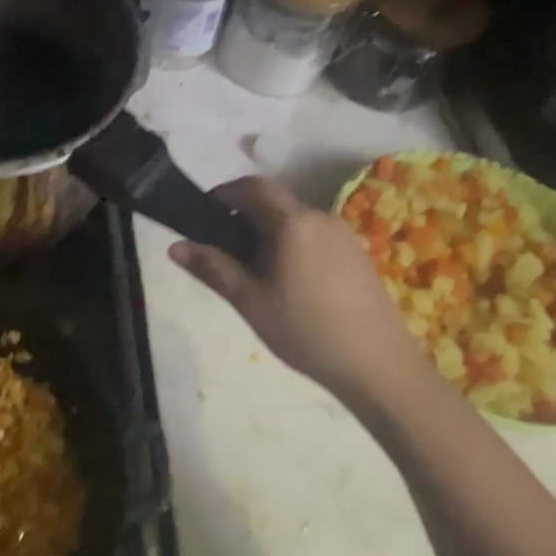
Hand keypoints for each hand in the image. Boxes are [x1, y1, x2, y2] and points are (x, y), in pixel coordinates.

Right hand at [168, 176, 422, 394]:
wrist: (380, 368)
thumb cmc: (307, 330)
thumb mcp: (249, 301)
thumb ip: (212, 268)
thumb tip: (174, 246)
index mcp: (293, 221)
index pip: (253, 186)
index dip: (225, 193)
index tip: (205, 214)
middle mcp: (321, 218)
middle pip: (275, 204)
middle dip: (245, 218)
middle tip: (224, 251)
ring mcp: (345, 237)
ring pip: (296, 222)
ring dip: (271, 235)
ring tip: (255, 273)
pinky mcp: (359, 258)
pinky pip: (317, 238)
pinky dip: (295, 247)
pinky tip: (291, 285)